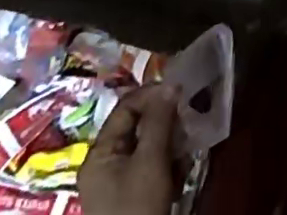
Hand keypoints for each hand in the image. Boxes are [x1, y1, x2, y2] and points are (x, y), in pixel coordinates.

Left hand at [79, 84, 178, 214]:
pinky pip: (150, 172)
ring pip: (146, 149)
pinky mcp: (132, 201)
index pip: (125, 109)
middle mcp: (104, 165)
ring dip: (169, 147)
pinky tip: (180, 177)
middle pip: (136, 128)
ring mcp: (117, 185)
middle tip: (187, 124)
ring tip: (185, 154)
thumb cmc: (137, 209)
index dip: (152, 96)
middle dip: (164, 124)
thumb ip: (159, 121)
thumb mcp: (150, 162)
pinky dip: (167, 168)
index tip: (180, 93)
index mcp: (99, 153)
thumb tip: (169, 85)